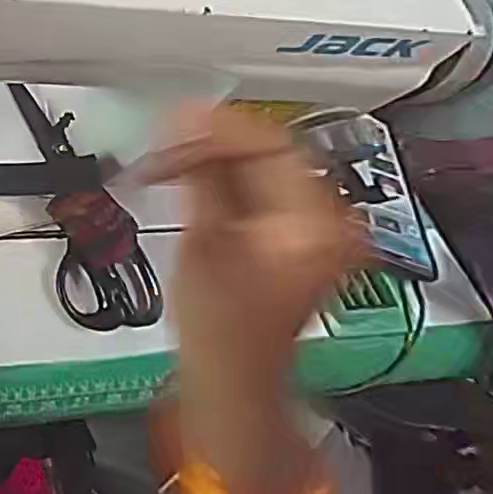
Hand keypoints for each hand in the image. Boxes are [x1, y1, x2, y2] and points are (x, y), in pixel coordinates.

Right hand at [135, 106, 365, 381]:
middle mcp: (327, 220)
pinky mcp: (294, 231)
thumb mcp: (202, 241)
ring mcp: (314, 226)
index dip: (217, 128)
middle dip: (210, 141)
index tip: (176, 121)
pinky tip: (189, 176)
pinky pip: (258, 183)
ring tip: (169, 159)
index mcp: (313, 223)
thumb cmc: (221, 328)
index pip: (270, 145)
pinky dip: (220, 175)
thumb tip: (185, 122)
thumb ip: (199, 175)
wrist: (233, 372)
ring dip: (210, 156)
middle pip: (268, 150)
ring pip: (260, 163)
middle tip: (165, 139)